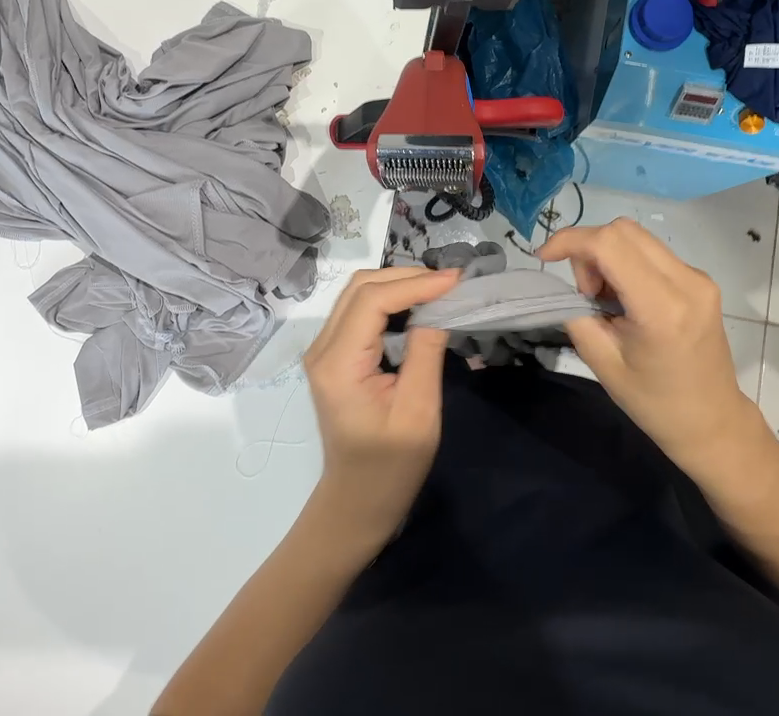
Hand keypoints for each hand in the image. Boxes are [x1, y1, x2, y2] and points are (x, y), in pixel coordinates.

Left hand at [302, 266, 461, 543]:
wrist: (357, 500)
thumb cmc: (390, 468)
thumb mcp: (418, 414)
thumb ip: (425, 355)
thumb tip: (439, 309)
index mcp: (338, 364)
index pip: (372, 301)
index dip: (415, 283)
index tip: (456, 280)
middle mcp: (322, 349)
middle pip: (360, 288)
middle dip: (407, 277)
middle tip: (451, 284)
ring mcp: (324, 351)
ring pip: (358, 294)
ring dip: (398, 285)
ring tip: (440, 291)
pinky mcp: (334, 356)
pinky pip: (359, 312)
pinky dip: (390, 301)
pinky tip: (419, 307)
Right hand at [538, 219, 762, 458]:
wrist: (712, 422)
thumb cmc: (654, 402)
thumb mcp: (602, 362)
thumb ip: (577, 315)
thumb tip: (565, 286)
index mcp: (661, 307)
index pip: (608, 244)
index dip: (569, 241)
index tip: (544, 259)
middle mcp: (686, 282)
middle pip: (622, 231)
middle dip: (588, 250)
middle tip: (585, 294)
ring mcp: (698, 278)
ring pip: (636, 237)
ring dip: (607, 256)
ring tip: (604, 299)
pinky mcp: (700, 281)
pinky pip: (651, 252)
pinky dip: (625, 264)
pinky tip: (625, 301)